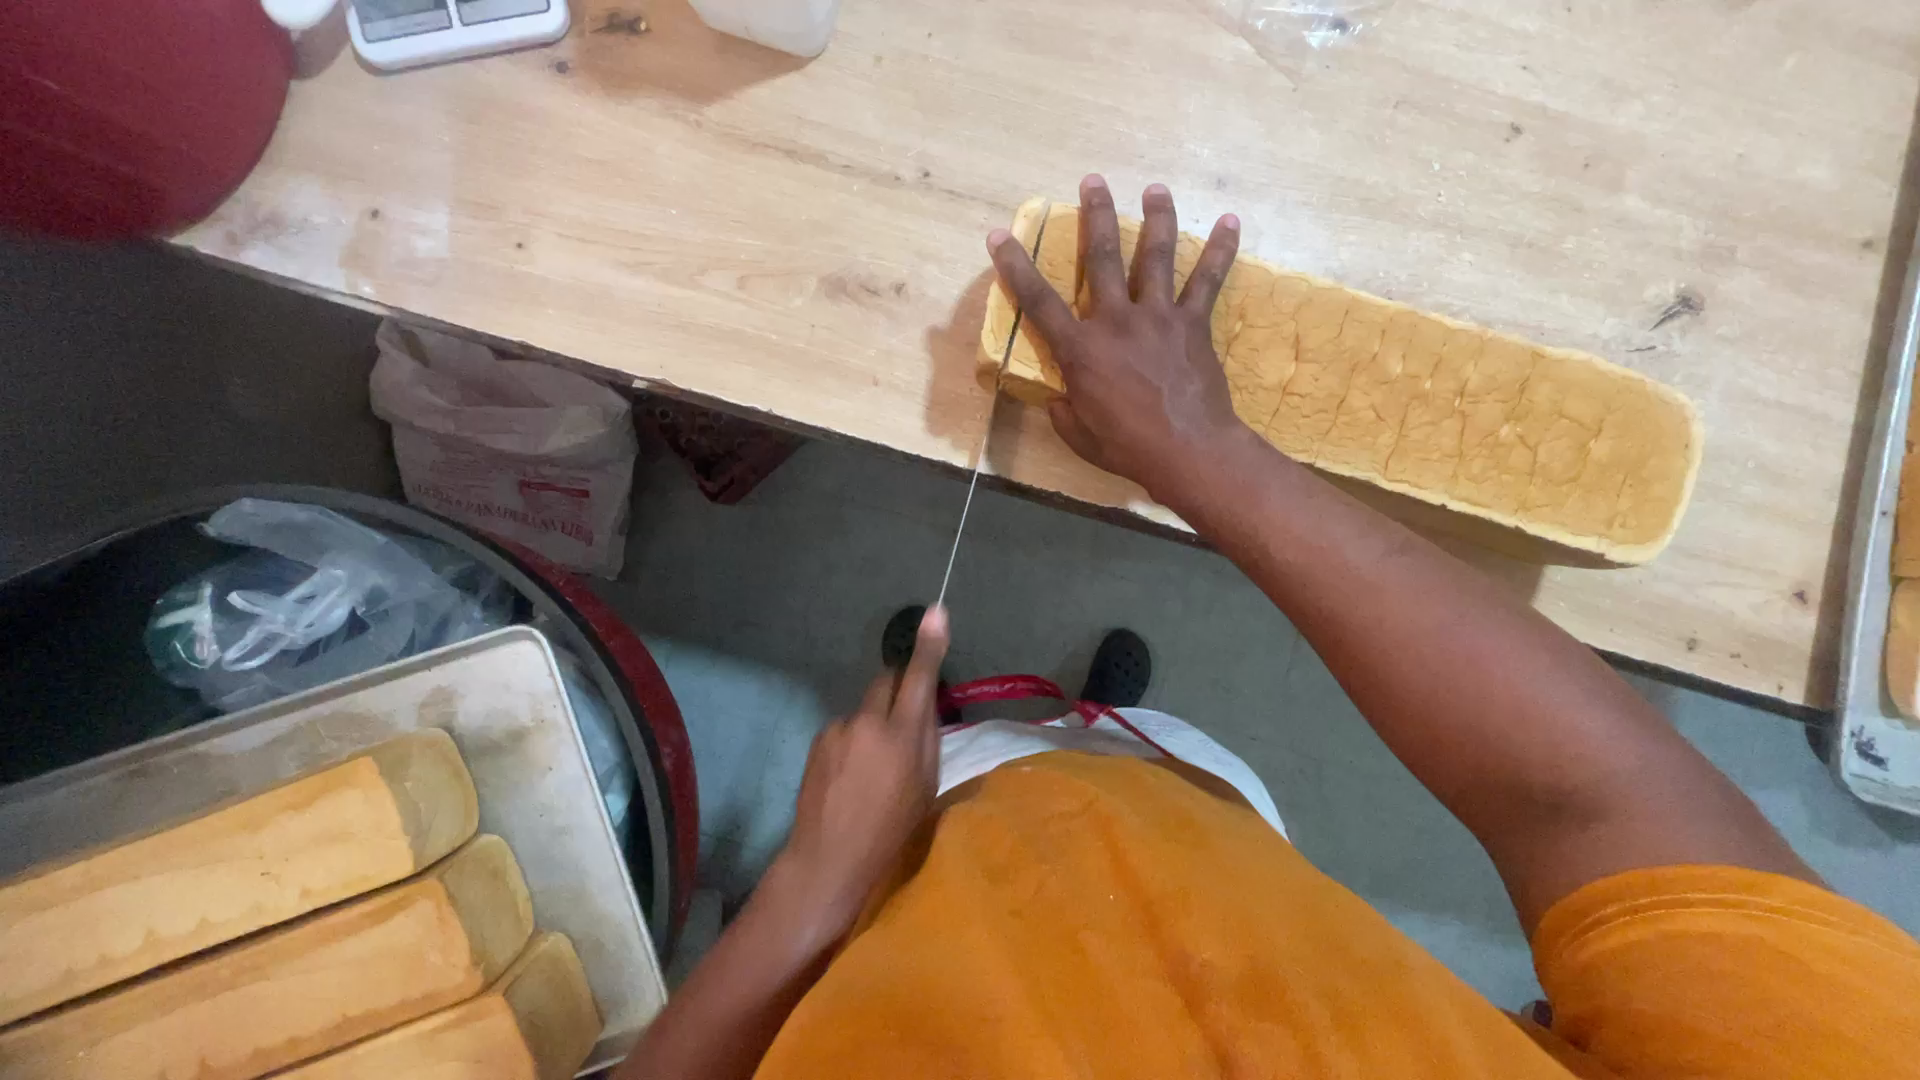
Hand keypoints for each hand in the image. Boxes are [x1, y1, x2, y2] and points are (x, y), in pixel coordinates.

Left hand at [771, 605, 949, 944]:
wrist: (829, 858)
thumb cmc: (891, 831)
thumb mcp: (926, 788)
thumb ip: (927, 739)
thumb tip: (925, 706)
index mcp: (903, 736)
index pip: (920, 679)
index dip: (930, 646)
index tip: (936, 612)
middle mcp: (868, 721)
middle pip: (887, 682)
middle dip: (898, 692)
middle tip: (903, 726)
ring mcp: (838, 728)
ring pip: (865, 710)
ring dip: (872, 725)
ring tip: (870, 770)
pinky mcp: (818, 738)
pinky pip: (845, 728)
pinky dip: (852, 741)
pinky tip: (848, 776)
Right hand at [987, 175, 1248, 502]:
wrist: (1187, 450)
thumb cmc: (1127, 448)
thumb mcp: (1079, 434)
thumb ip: (1064, 410)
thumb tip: (1061, 397)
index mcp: (1080, 350)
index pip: (1039, 301)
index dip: (1014, 266)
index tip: (999, 235)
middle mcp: (1115, 321)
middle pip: (1101, 258)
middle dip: (1094, 216)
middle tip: (1092, 181)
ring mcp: (1157, 318)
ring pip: (1155, 256)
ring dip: (1155, 217)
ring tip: (1155, 189)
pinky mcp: (1191, 324)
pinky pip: (1208, 281)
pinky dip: (1220, 250)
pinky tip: (1229, 221)